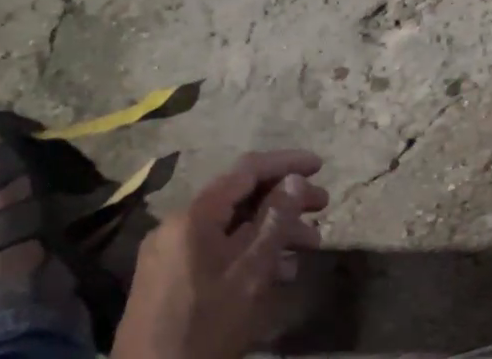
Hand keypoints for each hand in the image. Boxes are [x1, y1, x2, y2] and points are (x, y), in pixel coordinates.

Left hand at [116, 150, 328, 358]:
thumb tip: (294, 180)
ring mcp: (170, 254)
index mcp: (194, 216)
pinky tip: (278, 273)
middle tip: (322, 207)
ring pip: (230, 228)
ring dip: (270, 231)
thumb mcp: (250, 274)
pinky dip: (247, 254)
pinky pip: (216, 252)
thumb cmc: (204, 328)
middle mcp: (178, 225)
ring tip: (309, 246)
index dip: (286, 163)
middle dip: (284, 201)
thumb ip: (275, 221)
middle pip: (239, 199)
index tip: (320, 166)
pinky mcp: (168, 281)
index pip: (246, 171)